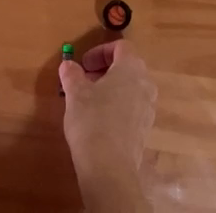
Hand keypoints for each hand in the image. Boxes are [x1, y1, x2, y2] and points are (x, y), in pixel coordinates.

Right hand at [60, 41, 157, 212]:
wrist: (109, 168)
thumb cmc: (92, 120)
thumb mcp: (75, 94)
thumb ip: (72, 75)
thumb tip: (67, 65)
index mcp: (131, 68)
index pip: (120, 47)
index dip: (100, 52)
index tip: (83, 64)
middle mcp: (145, 83)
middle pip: (127, 66)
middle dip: (104, 70)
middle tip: (83, 80)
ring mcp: (148, 107)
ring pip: (130, 88)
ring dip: (110, 88)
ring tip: (88, 101)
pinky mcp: (145, 129)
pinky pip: (132, 107)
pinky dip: (117, 106)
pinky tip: (99, 121)